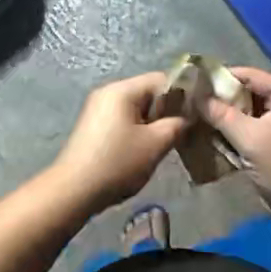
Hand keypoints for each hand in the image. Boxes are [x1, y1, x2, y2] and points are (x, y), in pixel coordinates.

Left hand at [49, 73, 186, 212]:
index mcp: (122, 90)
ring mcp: (98, 108)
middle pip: (149, 92)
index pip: (162, 79)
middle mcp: (109, 92)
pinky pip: (124, 118)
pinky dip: (139, 129)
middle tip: (184, 130)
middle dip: (168, 110)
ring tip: (167, 142)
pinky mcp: (94, 125)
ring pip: (137, 107)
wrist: (72, 192)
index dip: (184, 93)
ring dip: (154, 122)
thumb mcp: (155, 144)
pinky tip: (145, 149)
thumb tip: (188, 117)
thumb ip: (177, 125)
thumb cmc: (117, 163)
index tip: (197, 113)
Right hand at [202, 67, 270, 219]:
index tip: (196, 80)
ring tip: (198, 114)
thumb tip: (196, 96)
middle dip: (222, 97)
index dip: (224, 76)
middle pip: (248, 92)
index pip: (251, 75)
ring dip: (226, 115)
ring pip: (246, 111)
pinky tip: (212, 133)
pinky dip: (233, 129)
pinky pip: (249, 127)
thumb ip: (222, 115)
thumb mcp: (249, 138)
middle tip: (193, 100)